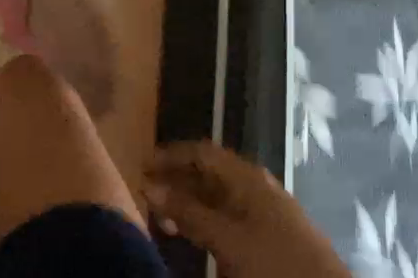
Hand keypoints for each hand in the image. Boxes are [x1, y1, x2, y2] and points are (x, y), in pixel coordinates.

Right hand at [144, 142, 348, 277]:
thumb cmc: (276, 265)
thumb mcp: (227, 240)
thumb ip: (188, 212)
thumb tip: (148, 185)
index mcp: (247, 178)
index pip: (202, 152)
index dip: (170, 156)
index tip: (141, 167)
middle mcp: (255, 187)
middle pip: (209, 174)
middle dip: (176, 182)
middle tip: (145, 198)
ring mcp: (265, 213)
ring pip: (218, 199)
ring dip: (190, 206)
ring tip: (163, 222)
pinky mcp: (271, 239)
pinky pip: (230, 220)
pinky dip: (207, 225)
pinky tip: (194, 240)